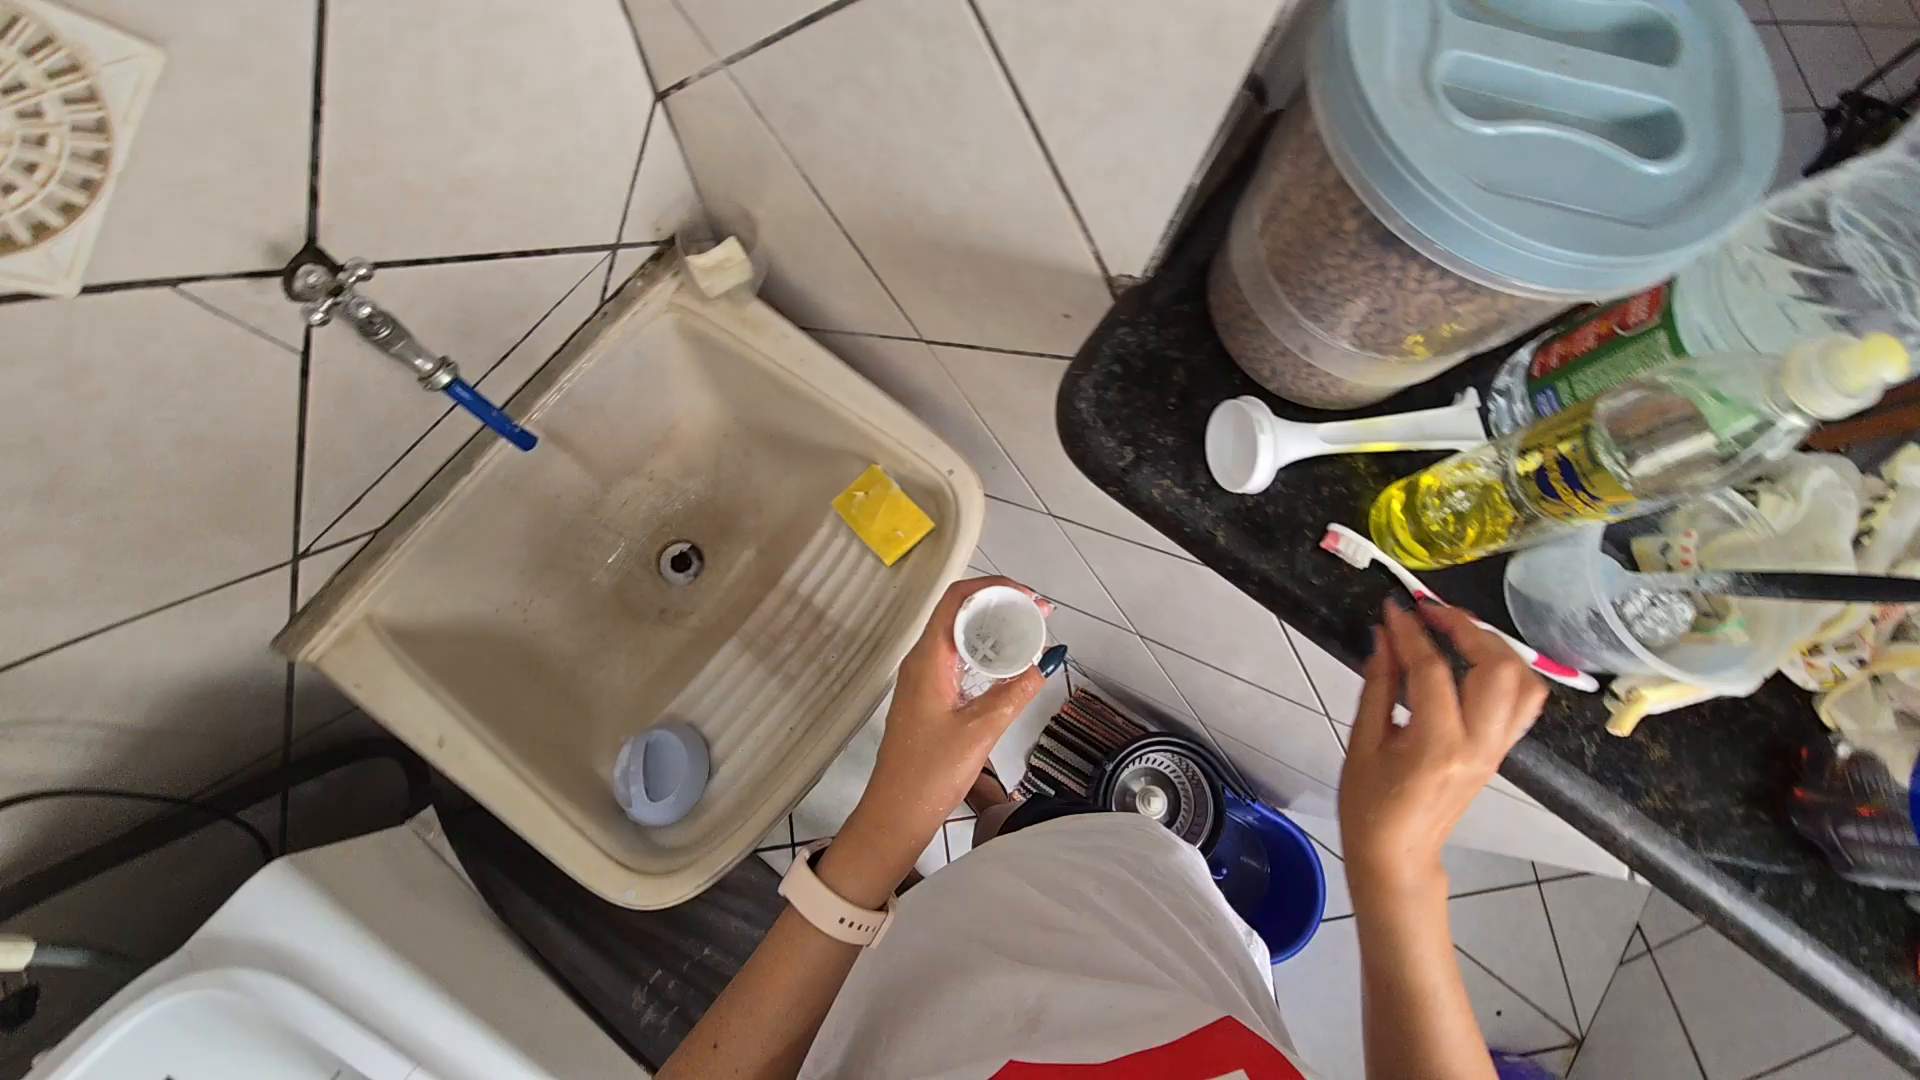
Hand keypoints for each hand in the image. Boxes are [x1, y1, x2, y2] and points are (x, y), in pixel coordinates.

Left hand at [823, 577, 1052, 904]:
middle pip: (959, 612)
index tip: (1028, 596)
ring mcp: (923, 677)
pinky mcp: (928, 694)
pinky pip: (958, 658)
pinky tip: (1009, 663)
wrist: (895, 813)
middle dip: (1000, 604)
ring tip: (1030, 632)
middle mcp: (922, 660)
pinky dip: (985, 652)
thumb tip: (1046, 662)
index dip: (993, 587)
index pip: (956, 599)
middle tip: (1038, 613)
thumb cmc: (931, 773)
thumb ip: (1015, 692)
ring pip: (959, 635)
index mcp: (928, 659)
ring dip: (993, 628)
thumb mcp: (981, 730)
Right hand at [1338, 599, 1547, 897]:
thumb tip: (1384, 638)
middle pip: (1496, 668)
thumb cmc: (1368, 803)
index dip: (1411, 632)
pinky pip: (1523, 703)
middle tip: (1430, 610)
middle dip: (1466, 628)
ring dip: (1493, 645)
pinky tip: (1476, 659)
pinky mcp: (1501, 751)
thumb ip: (1378, 685)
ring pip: (1523, 683)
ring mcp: (1498, 749)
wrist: (1398, 852)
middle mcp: (1479, 744)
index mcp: (1437, 744)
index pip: (1432, 671)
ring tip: (1456, 628)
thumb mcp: (1362, 741)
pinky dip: (1507, 671)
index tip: (1393, 606)